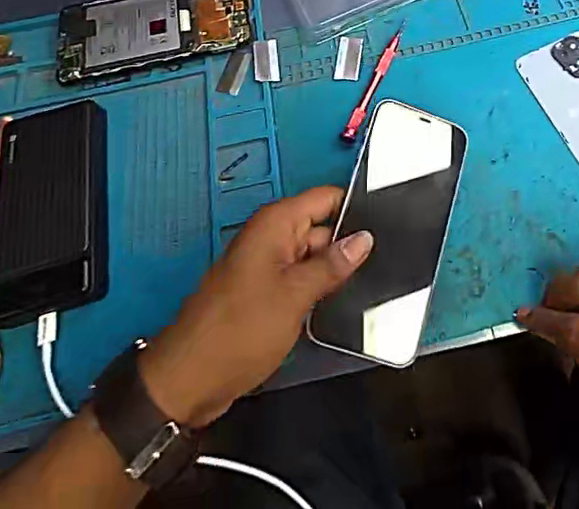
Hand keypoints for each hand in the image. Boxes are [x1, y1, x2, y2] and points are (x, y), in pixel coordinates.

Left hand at [138, 186, 371, 427]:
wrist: (190, 380)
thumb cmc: (241, 329)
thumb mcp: (295, 295)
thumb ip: (333, 264)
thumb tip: (364, 237)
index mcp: (276, 223)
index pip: (326, 198)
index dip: (355, 208)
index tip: (388, 224)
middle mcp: (272, 237)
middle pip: (322, 228)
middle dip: (349, 245)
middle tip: (388, 263)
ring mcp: (268, 266)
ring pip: (313, 257)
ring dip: (335, 271)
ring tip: (374, 284)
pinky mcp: (266, 292)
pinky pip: (301, 279)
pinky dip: (318, 288)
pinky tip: (343, 303)